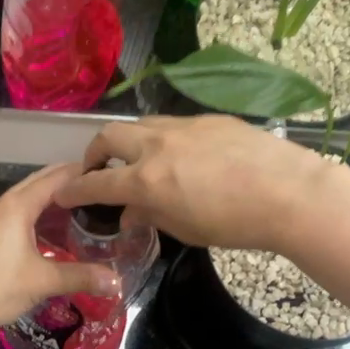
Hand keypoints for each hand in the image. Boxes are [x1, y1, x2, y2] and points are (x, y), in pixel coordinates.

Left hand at [0, 164, 120, 330]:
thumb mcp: (45, 281)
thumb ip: (82, 277)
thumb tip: (117, 283)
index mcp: (17, 206)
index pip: (53, 178)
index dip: (78, 173)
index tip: (101, 173)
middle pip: (35, 185)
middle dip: (63, 185)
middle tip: (91, 191)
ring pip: (20, 202)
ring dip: (45, 205)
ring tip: (72, 215)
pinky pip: (9, 218)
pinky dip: (30, 220)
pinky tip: (42, 237)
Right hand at [52, 116, 349, 255]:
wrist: (288, 192)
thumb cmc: (234, 224)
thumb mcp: (185, 229)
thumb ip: (150, 216)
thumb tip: (129, 213)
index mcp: (146, 180)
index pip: (95, 183)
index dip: (74, 189)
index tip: (62, 194)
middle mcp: (156, 146)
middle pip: (108, 137)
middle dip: (93, 153)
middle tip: (95, 170)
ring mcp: (183, 127)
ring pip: (140, 126)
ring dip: (127, 142)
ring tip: (135, 162)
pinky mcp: (208, 119)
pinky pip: (172, 126)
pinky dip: (161, 140)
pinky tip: (178, 158)